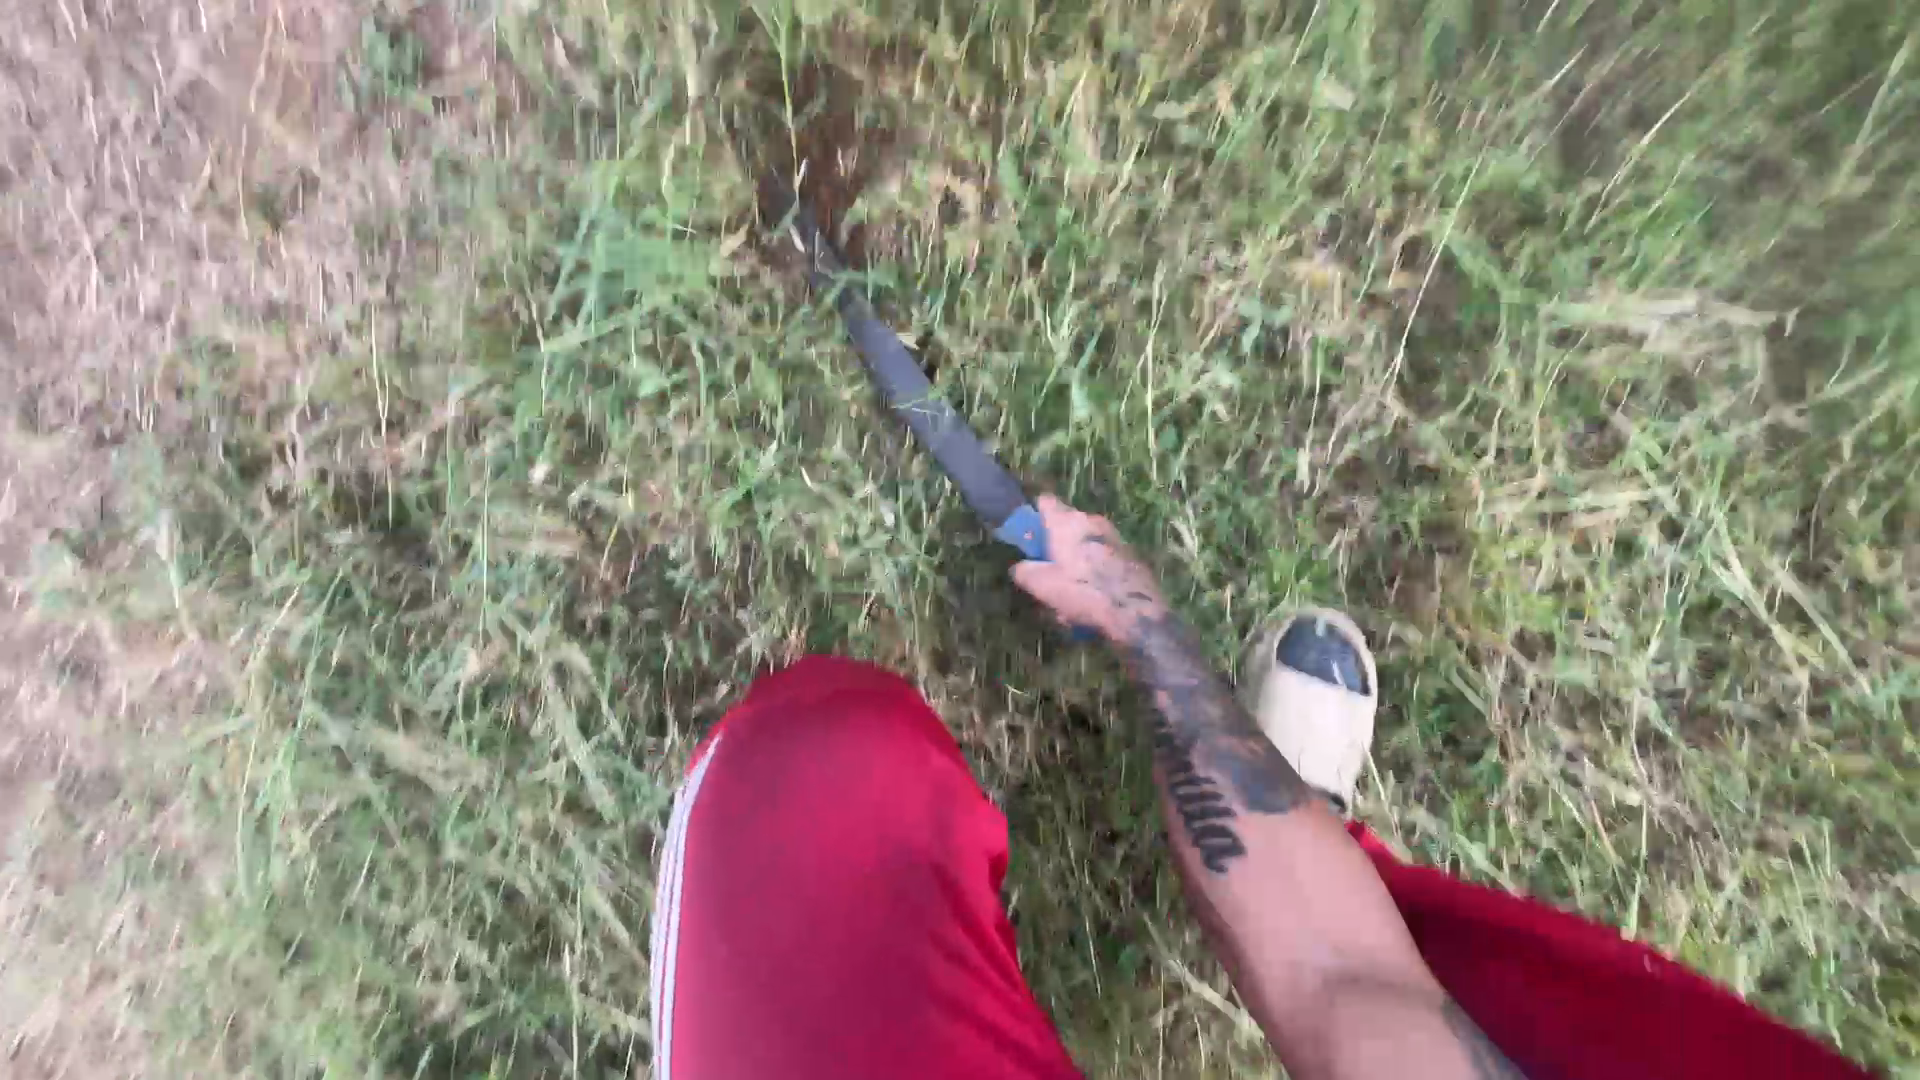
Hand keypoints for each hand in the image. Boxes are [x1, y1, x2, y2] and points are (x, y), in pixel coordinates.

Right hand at [1010, 495, 1168, 646]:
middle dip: (1055, 547)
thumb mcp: (1040, 586)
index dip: (1033, 516)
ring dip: (1075, 563)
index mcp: (1066, 521)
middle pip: (1065, 526)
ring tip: (1071, 596)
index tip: (1029, 537)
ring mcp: (1114, 536)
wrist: (1134, 611)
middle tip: (1048, 574)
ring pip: (1084, 545)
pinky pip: (1102, 557)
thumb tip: (1021, 567)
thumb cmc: (1082, 591)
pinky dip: (1094, 571)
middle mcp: (1091, 520)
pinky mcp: (1130, 554)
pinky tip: (1093, 598)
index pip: (1044, 501)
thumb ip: (1024, 571)